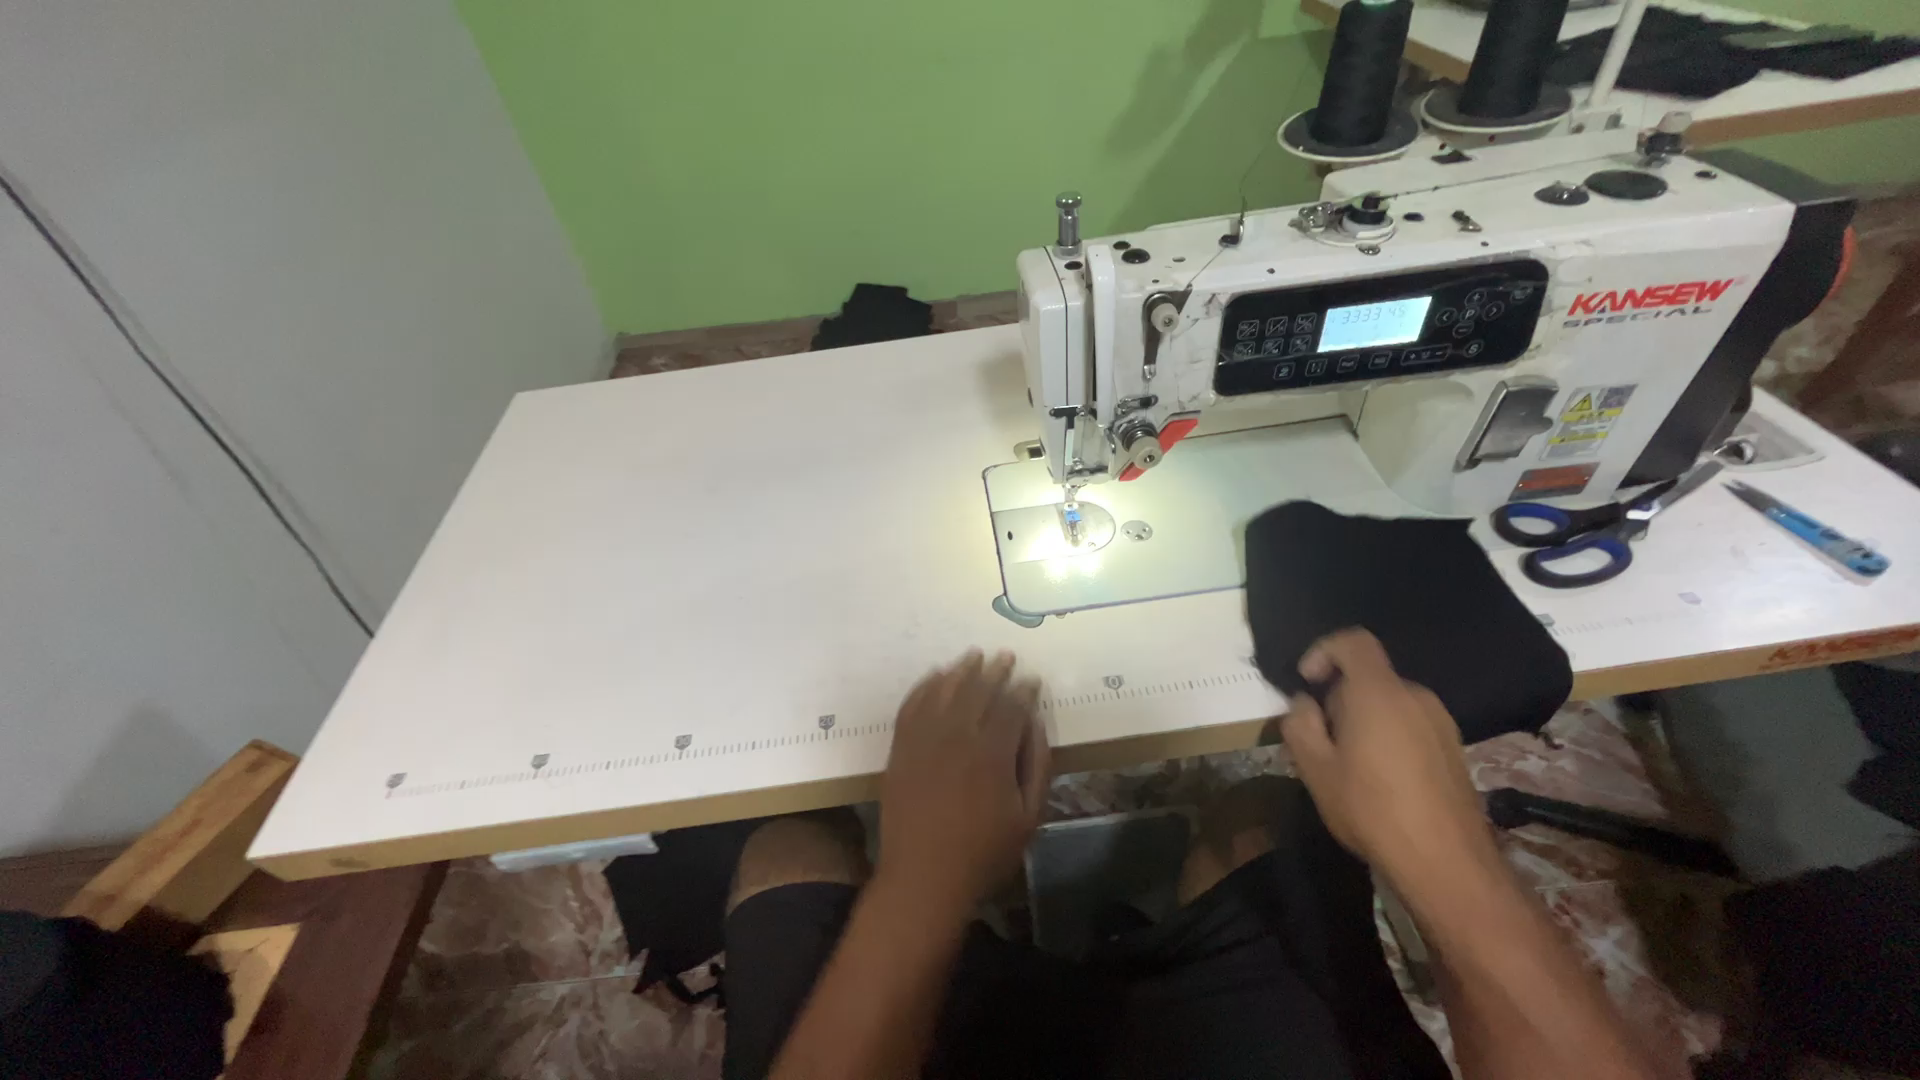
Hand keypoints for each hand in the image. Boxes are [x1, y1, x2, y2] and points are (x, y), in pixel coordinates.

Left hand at [877, 650, 1050, 913]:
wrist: (923, 876)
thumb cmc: (984, 852)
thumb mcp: (1028, 816)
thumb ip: (1037, 765)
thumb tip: (1036, 724)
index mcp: (993, 753)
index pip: (1011, 707)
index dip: (1024, 690)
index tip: (1032, 679)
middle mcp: (957, 737)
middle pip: (977, 691)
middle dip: (995, 671)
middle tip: (1005, 656)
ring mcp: (924, 740)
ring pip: (944, 691)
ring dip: (960, 671)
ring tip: (973, 656)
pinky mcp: (901, 749)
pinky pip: (912, 706)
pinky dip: (924, 687)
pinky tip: (935, 677)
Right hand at [1279, 629, 1494, 882]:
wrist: (1447, 862)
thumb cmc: (1371, 809)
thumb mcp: (1315, 768)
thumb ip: (1300, 724)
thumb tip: (1304, 703)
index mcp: (1378, 693)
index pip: (1353, 642)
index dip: (1324, 651)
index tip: (1307, 682)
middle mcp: (1415, 697)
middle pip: (1369, 677)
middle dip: (1339, 698)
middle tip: (1320, 739)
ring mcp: (1440, 722)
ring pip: (1390, 703)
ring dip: (1363, 720)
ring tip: (1348, 764)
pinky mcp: (1453, 748)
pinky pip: (1410, 724)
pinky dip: (1388, 736)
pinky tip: (1380, 780)